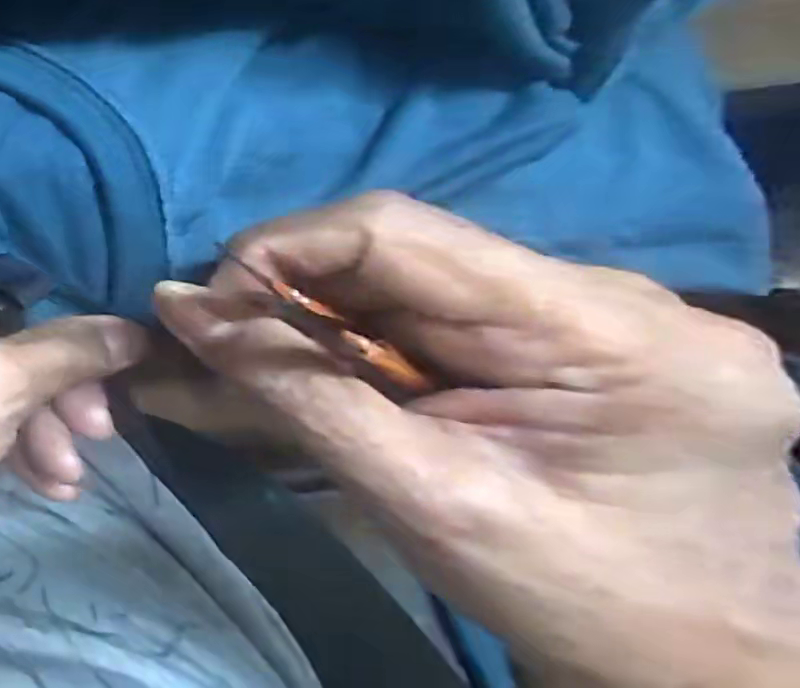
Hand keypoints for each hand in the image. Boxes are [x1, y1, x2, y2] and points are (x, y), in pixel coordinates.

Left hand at [0, 308, 147, 605]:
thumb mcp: (5, 380)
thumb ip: (69, 351)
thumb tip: (134, 328)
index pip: (20, 308)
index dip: (72, 345)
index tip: (112, 385)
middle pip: (11, 352)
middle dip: (59, 398)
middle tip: (100, 437)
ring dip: (42, 433)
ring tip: (69, 482)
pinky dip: (11, 446)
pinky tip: (45, 485)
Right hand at [152, 192, 799, 687]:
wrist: (698, 669)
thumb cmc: (569, 597)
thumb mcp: (414, 494)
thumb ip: (290, 388)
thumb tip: (174, 300)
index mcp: (605, 332)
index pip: (392, 229)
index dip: (278, 250)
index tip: (213, 310)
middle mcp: (601, 292)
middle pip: (386, 244)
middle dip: (287, 287)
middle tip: (232, 344)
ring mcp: (578, 303)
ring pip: (388, 266)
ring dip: (312, 310)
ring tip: (276, 364)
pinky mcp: (550, 322)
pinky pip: (411, 294)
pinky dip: (348, 327)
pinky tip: (335, 368)